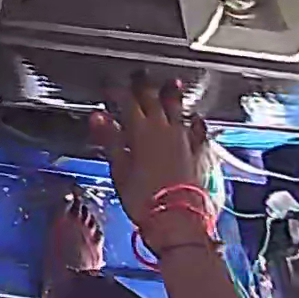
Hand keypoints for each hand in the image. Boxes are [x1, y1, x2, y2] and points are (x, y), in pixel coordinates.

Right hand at [90, 74, 211, 249]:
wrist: (179, 221)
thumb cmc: (145, 199)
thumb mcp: (119, 169)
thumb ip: (110, 139)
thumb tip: (98, 117)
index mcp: (141, 131)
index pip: (126, 102)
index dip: (117, 92)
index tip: (110, 88)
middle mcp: (164, 129)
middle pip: (153, 99)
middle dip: (144, 86)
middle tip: (139, 76)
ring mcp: (185, 139)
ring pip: (178, 109)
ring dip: (172, 95)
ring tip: (172, 84)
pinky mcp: (200, 152)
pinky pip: (199, 129)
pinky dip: (195, 120)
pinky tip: (196, 118)